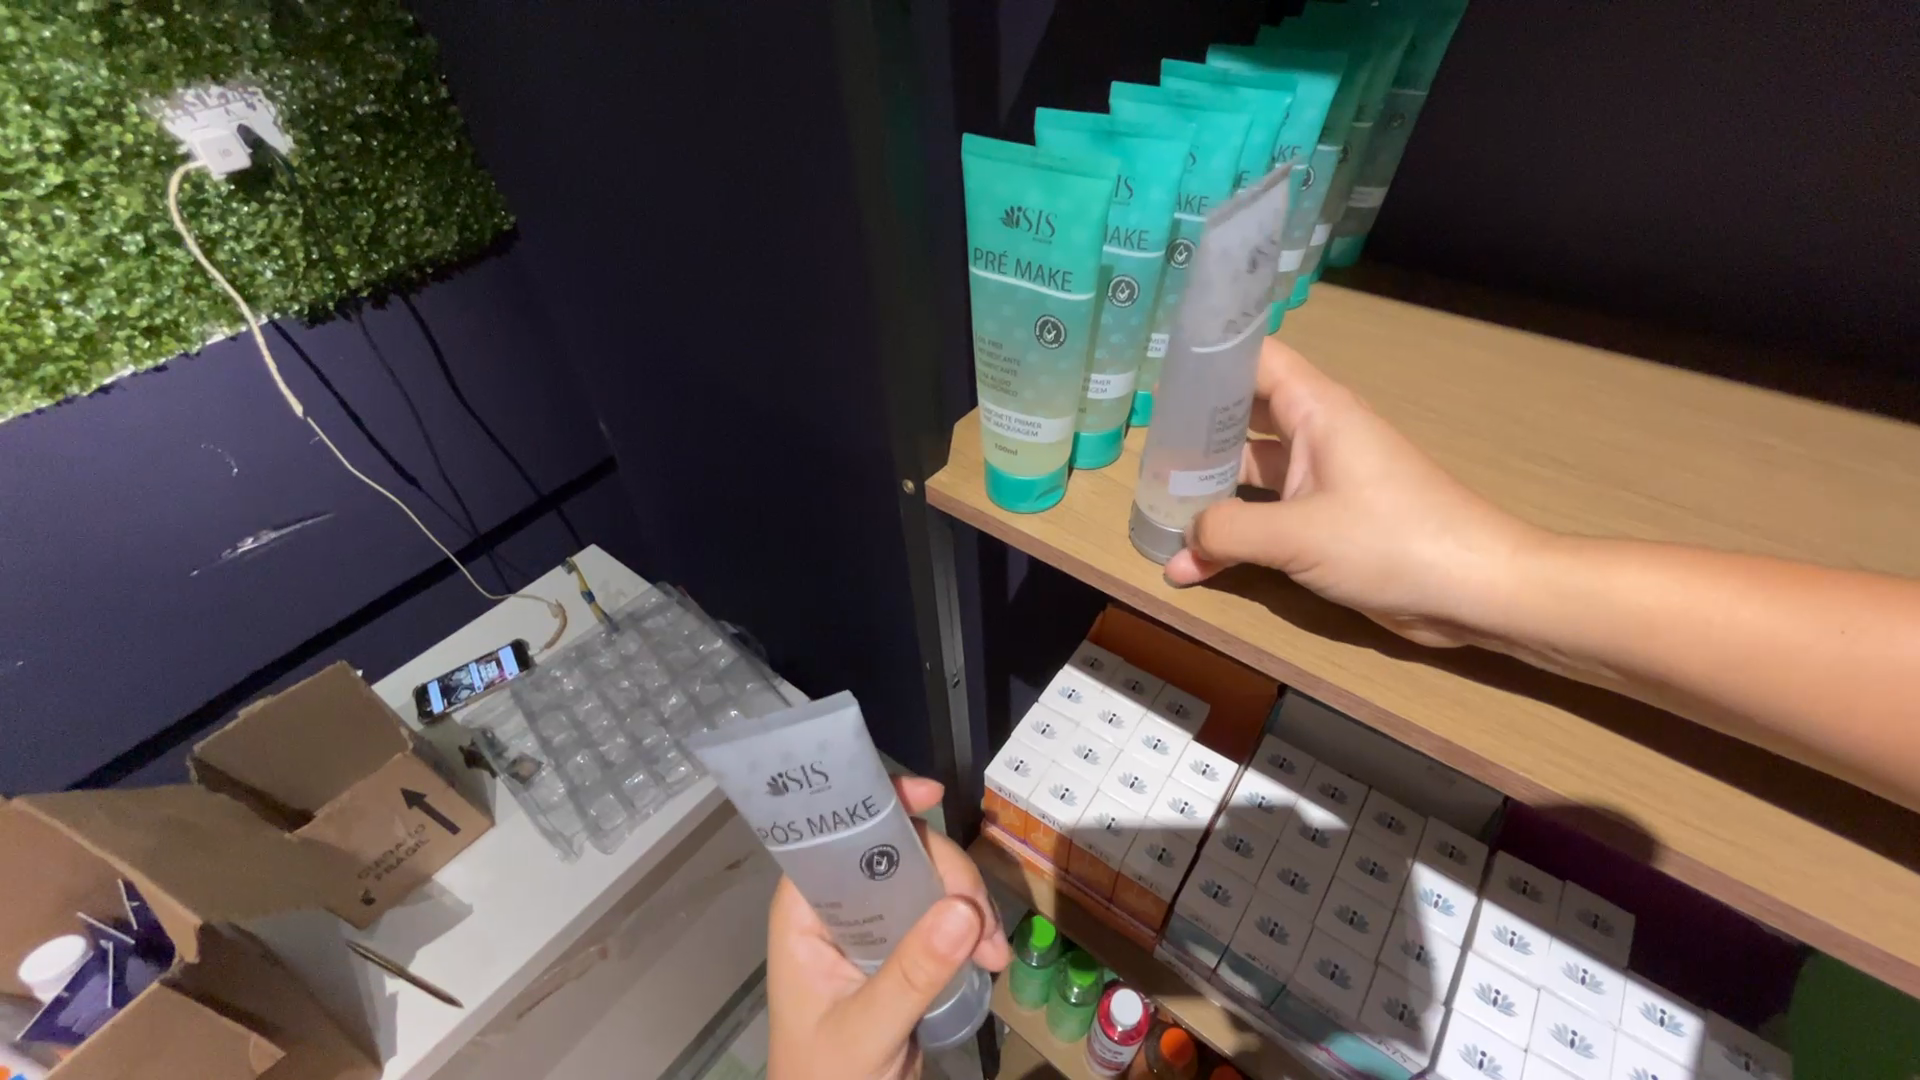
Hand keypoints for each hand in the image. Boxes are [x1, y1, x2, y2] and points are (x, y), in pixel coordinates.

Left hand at [767, 776, 1010, 1079]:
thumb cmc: (824, 1078)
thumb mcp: (864, 1030)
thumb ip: (911, 974)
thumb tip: (964, 909)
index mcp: (807, 909)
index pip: (838, 834)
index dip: (882, 805)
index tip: (934, 796)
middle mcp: (839, 903)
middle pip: (897, 850)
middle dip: (947, 872)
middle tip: (980, 918)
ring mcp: (874, 922)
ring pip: (927, 876)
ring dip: (968, 901)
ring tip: (992, 951)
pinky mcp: (902, 945)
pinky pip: (941, 910)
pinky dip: (971, 925)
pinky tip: (991, 955)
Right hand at [1164, 338, 1543, 645]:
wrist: (1476, 590)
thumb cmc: (1391, 539)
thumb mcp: (1296, 534)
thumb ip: (1227, 530)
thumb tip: (1184, 541)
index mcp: (1316, 410)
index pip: (1254, 359)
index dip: (1208, 358)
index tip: (1159, 373)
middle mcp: (1313, 436)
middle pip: (1240, 417)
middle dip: (1192, 433)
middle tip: (1142, 451)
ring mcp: (1316, 481)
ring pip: (1245, 473)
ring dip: (1204, 493)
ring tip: (1153, 506)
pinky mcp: (1320, 522)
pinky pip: (1261, 517)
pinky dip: (1229, 537)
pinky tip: (1191, 565)